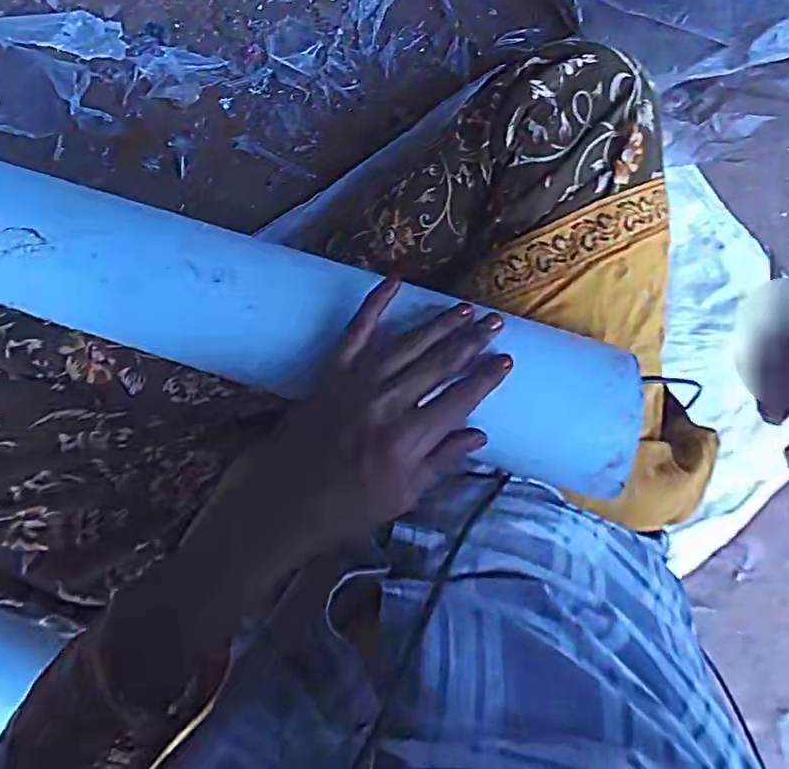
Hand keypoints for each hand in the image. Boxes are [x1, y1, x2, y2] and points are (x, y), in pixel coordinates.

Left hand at [189, 278, 511, 566]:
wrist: (283, 502)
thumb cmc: (348, 506)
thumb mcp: (403, 495)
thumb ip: (442, 461)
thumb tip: (480, 434)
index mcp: (407, 440)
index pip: (459, 399)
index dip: (486, 378)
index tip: (506, 360)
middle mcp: (387, 404)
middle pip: (439, 364)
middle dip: (472, 341)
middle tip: (495, 323)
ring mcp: (358, 382)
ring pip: (409, 344)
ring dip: (439, 324)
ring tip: (465, 310)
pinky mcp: (333, 371)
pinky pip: (357, 330)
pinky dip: (375, 303)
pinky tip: (394, 282)